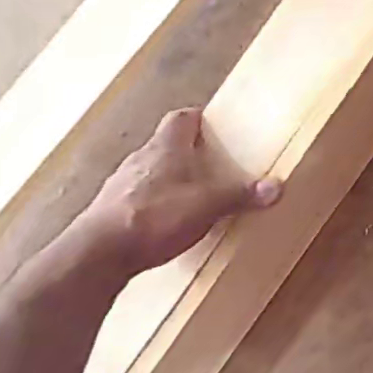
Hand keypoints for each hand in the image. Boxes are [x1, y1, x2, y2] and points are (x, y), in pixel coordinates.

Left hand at [74, 108, 281, 275]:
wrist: (96, 255)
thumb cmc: (156, 216)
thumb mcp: (210, 205)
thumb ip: (242, 195)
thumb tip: (277, 187)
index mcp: (164, 149)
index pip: (180, 119)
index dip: (199, 117)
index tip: (218, 123)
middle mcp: (140, 160)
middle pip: (167, 145)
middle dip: (192, 150)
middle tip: (219, 160)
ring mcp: (120, 185)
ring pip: (154, 171)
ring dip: (175, 177)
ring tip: (201, 191)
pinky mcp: (111, 210)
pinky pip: (143, 196)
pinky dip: (161, 201)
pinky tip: (175, 218)